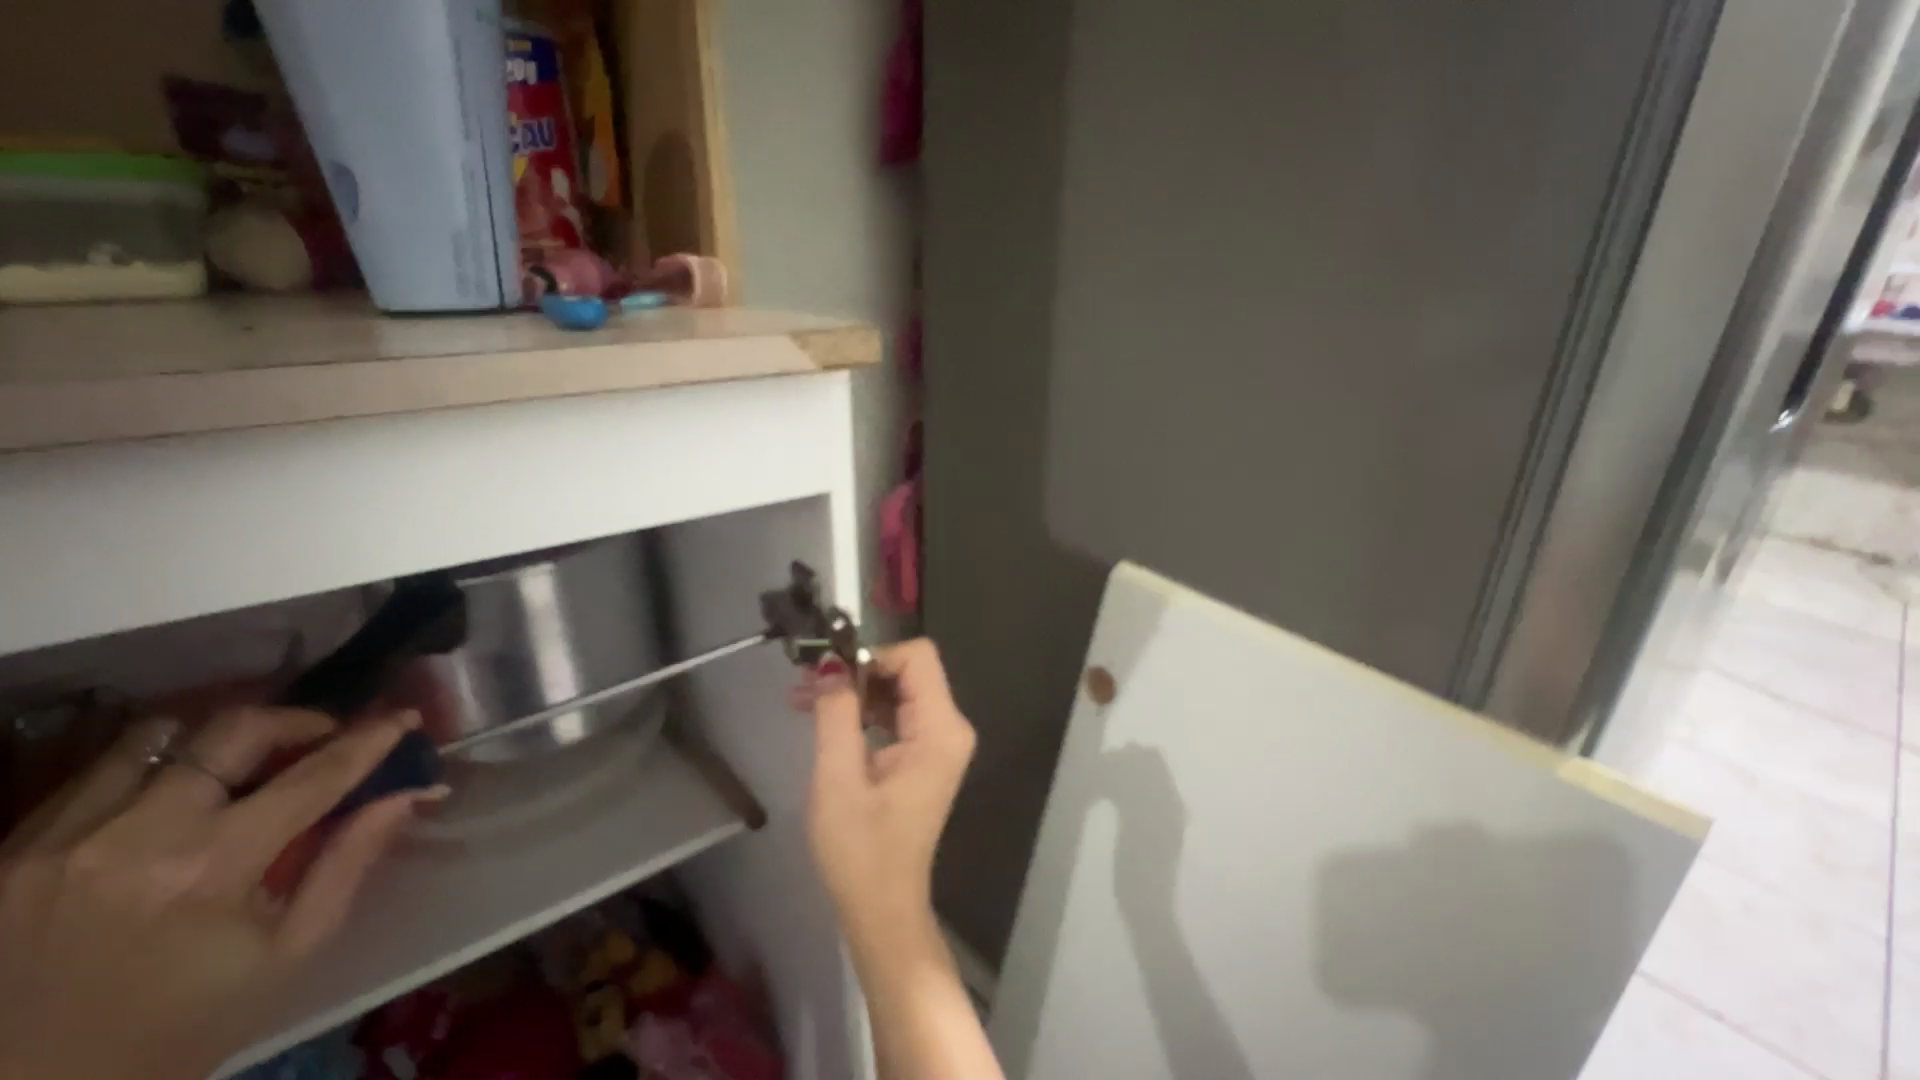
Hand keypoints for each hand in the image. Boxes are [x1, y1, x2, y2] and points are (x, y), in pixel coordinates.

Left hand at [0, 707, 441, 1079]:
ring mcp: (65, 834)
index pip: (313, 777)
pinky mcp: (15, 844)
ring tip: (241, 767)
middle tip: (322, 738)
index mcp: (212, 869)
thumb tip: (404, 793)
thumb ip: (346, 864)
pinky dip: (152, 769)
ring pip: (161, 735)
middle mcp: (137, 833)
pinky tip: (172, 800)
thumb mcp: (285, 956)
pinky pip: (99, 771)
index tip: (403, 717)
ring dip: (217, 743)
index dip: (368, 740)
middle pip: (233, 730)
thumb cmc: (180, 1025)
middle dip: (296, 722)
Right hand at [798, 640, 975, 937]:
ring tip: (802, 698)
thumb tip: (828, 663)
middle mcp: (948, 729)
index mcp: (940, 730)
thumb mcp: (837, 778)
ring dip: (853, 691)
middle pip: (907, 671)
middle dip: (857, 671)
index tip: (828, 670)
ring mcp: (937, 744)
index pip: (916, 657)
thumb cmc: (860, 850)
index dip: (871, 654)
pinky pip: (895, 715)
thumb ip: (835, 713)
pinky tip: (822, 718)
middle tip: (804, 679)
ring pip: (897, 691)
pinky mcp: (922, 758)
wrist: (880, 909)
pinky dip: (861, 712)